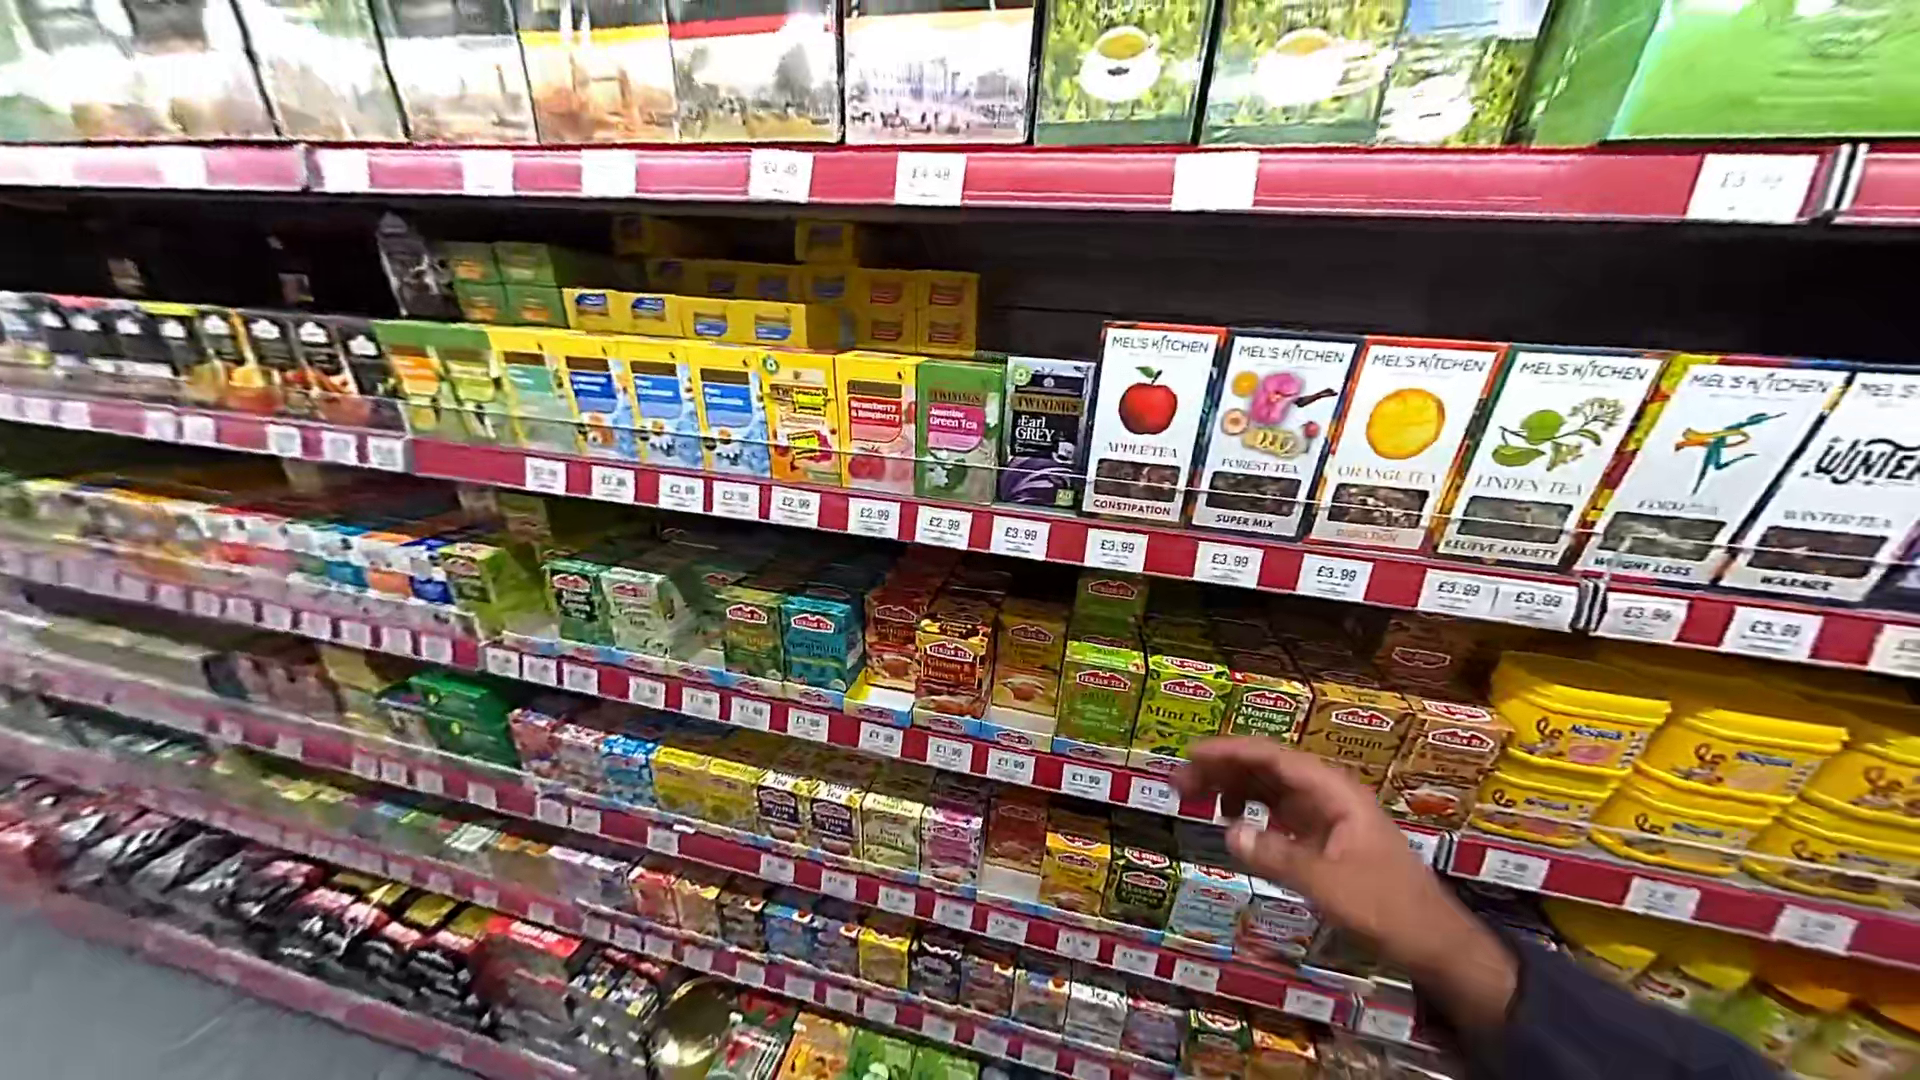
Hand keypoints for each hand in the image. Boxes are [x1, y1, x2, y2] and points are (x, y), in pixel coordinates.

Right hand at [1173, 737, 1516, 1031]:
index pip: (1272, 757)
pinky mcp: (1319, 836)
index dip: (1230, 751)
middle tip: (1180, 781)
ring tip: (1194, 796)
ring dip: (1230, 787)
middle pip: (1264, 768)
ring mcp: (1322, 814)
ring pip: (1266, 788)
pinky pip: (1274, 812)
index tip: (1192, 753)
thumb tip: (1228, 832)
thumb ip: (1277, 856)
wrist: (1438, 946)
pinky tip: (1230, 821)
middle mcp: (1324, 794)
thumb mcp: (1330, 884)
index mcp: (1332, 791)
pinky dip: (1248, 811)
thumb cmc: (1389, 907)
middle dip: (1221, 769)